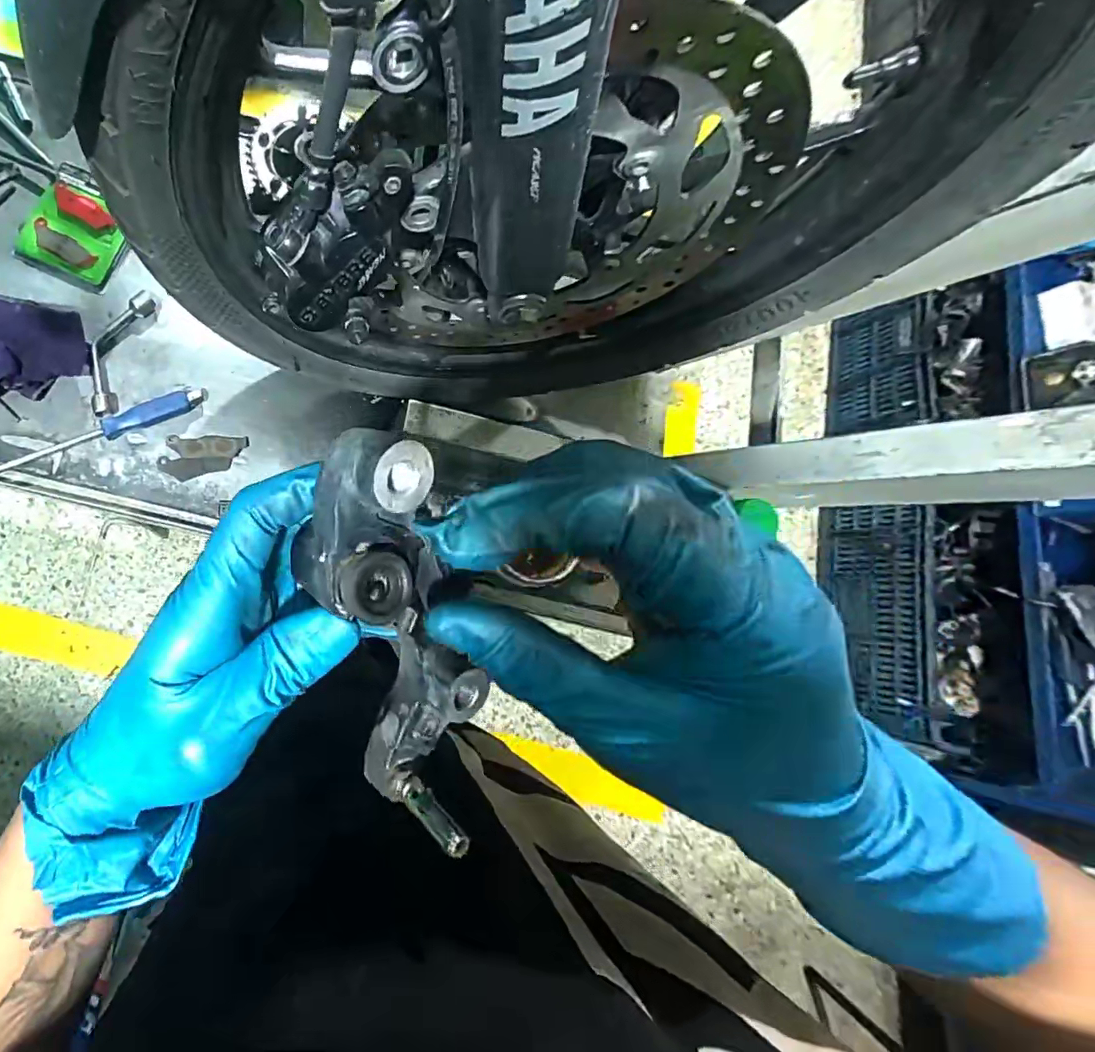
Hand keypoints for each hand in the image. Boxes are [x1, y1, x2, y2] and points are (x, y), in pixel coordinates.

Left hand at [21, 465, 358, 920]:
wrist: (123, 778)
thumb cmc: (154, 750)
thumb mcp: (217, 719)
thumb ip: (277, 670)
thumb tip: (341, 623)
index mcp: (206, 599)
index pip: (248, 520)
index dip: (295, 490)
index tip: (351, 482)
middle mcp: (221, 595)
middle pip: (275, 532)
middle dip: (329, 515)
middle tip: (395, 521)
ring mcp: (235, 614)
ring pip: (288, 564)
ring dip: (335, 553)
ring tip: (395, 555)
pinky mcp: (245, 637)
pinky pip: (290, 602)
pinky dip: (326, 594)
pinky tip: (364, 602)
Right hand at [420, 441, 1044, 976]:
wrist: (817, 787)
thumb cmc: (727, 767)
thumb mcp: (618, 726)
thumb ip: (529, 664)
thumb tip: (443, 617)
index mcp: (736, 593)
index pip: (627, 510)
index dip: (531, 514)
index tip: (457, 543)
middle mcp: (736, 541)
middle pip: (614, 475)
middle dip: (520, 502)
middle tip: (453, 542)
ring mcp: (720, 532)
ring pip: (611, 474)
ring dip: (533, 501)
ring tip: (480, 544)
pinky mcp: (694, 538)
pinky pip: (615, 498)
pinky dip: (556, 513)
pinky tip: (526, 548)